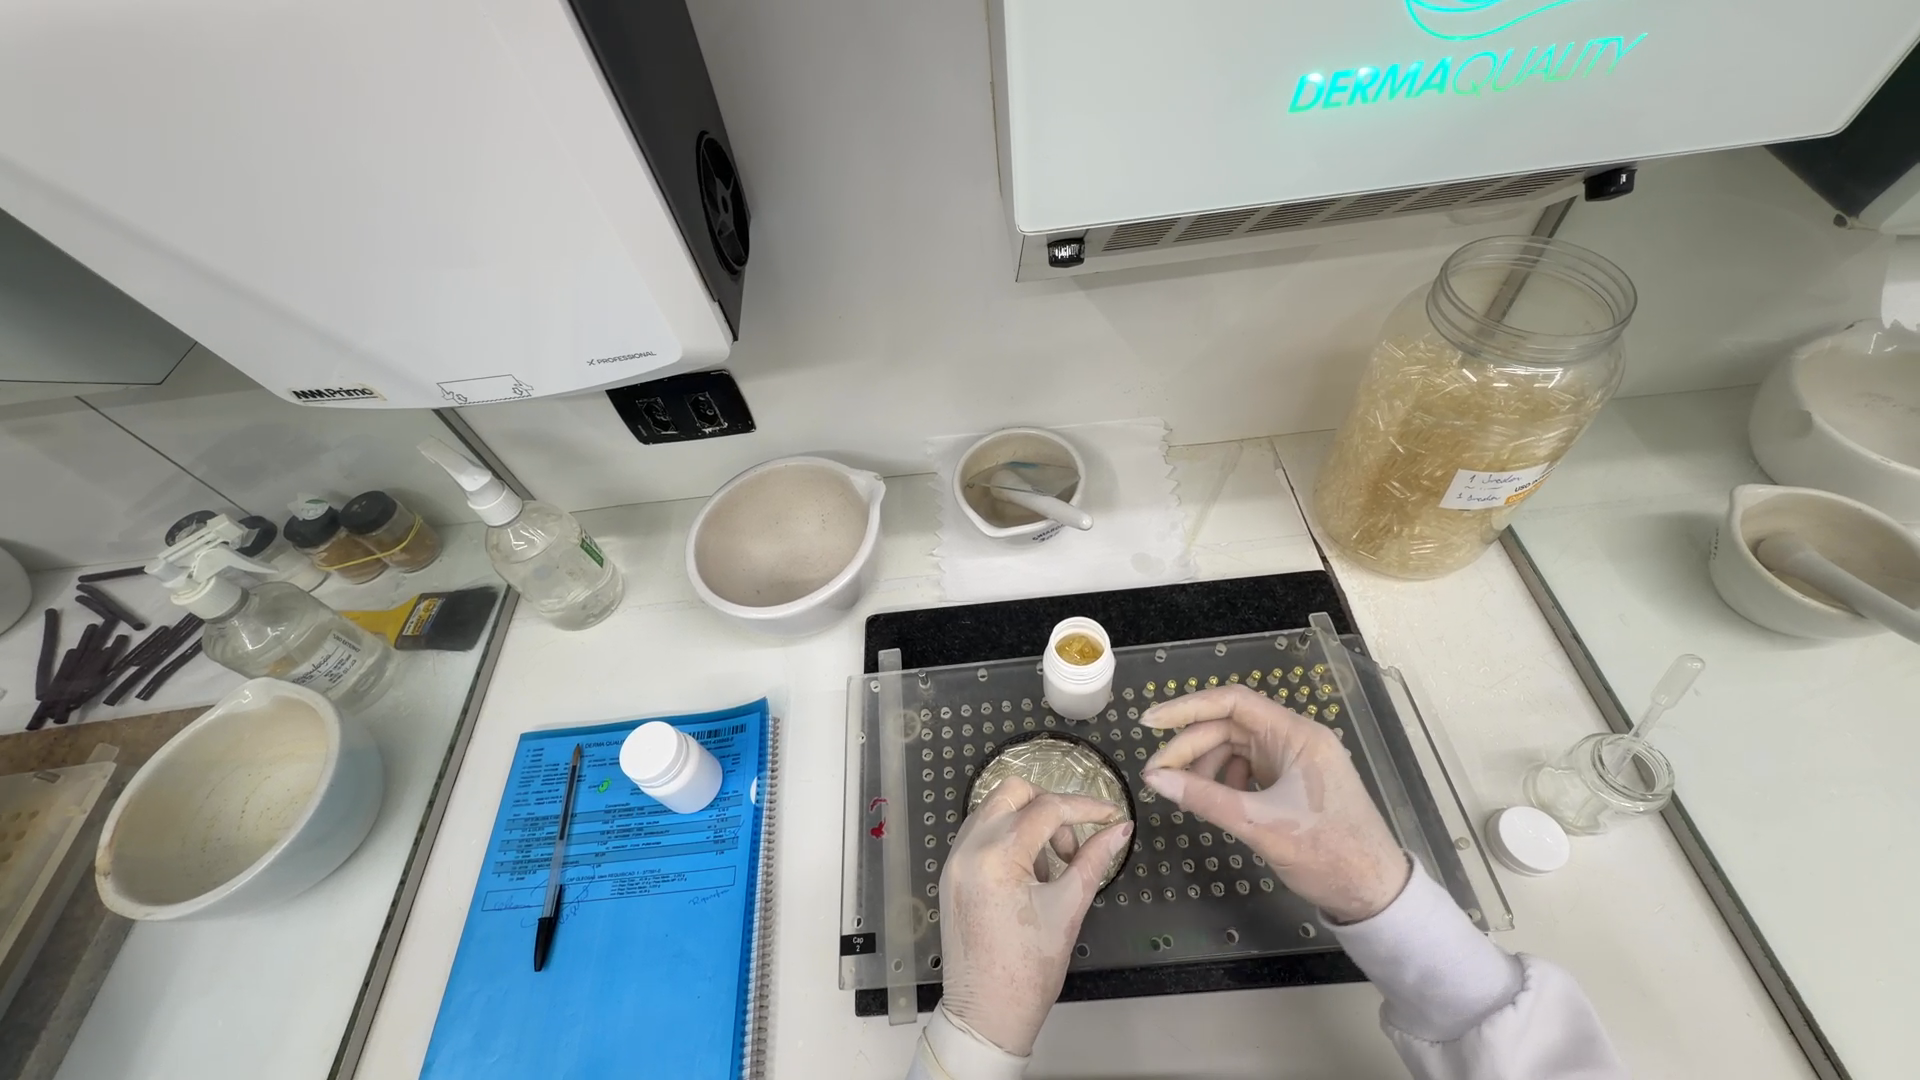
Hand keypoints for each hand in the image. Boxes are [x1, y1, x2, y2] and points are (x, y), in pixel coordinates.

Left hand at [937, 776, 1132, 1056]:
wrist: (986, 1016)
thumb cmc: (1030, 969)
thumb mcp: (1068, 909)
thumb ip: (1093, 860)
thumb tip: (1120, 828)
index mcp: (997, 855)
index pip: (1047, 809)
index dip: (1084, 807)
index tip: (1112, 814)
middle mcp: (969, 846)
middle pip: (1013, 791)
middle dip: (1049, 805)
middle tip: (1072, 842)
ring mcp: (955, 856)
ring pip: (994, 807)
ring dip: (1027, 820)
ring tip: (1051, 867)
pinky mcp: (951, 870)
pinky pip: (981, 830)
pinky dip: (1008, 835)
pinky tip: (1027, 871)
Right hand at [1141, 685, 1408, 922]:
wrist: (1377, 898)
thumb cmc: (1328, 855)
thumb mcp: (1260, 826)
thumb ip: (1205, 798)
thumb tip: (1152, 779)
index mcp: (1296, 735)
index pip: (1232, 702)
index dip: (1186, 708)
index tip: (1149, 722)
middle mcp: (1294, 739)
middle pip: (1227, 727)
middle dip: (1189, 748)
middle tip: (1156, 775)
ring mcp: (1292, 760)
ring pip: (1232, 748)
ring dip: (1204, 768)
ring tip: (1186, 795)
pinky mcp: (1289, 782)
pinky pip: (1244, 768)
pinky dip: (1222, 782)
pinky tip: (1213, 802)